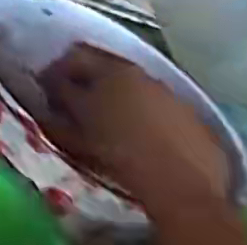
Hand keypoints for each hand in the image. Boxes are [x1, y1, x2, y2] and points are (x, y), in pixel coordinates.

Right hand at [38, 44, 231, 213]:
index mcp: (112, 66)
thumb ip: (59, 96)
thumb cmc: (118, 149)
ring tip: (113, 126)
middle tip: (76, 105)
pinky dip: (150, 122)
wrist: (182, 191)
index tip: (47, 87)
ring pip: (139, 93)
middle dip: (90, 84)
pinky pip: (165, 116)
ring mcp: (176, 99)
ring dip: (122, 102)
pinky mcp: (199, 127)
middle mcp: (145, 74)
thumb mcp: (74, 123)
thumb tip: (49, 82)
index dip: (57, 69)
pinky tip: (145, 142)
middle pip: (108, 70)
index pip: (75, 55)